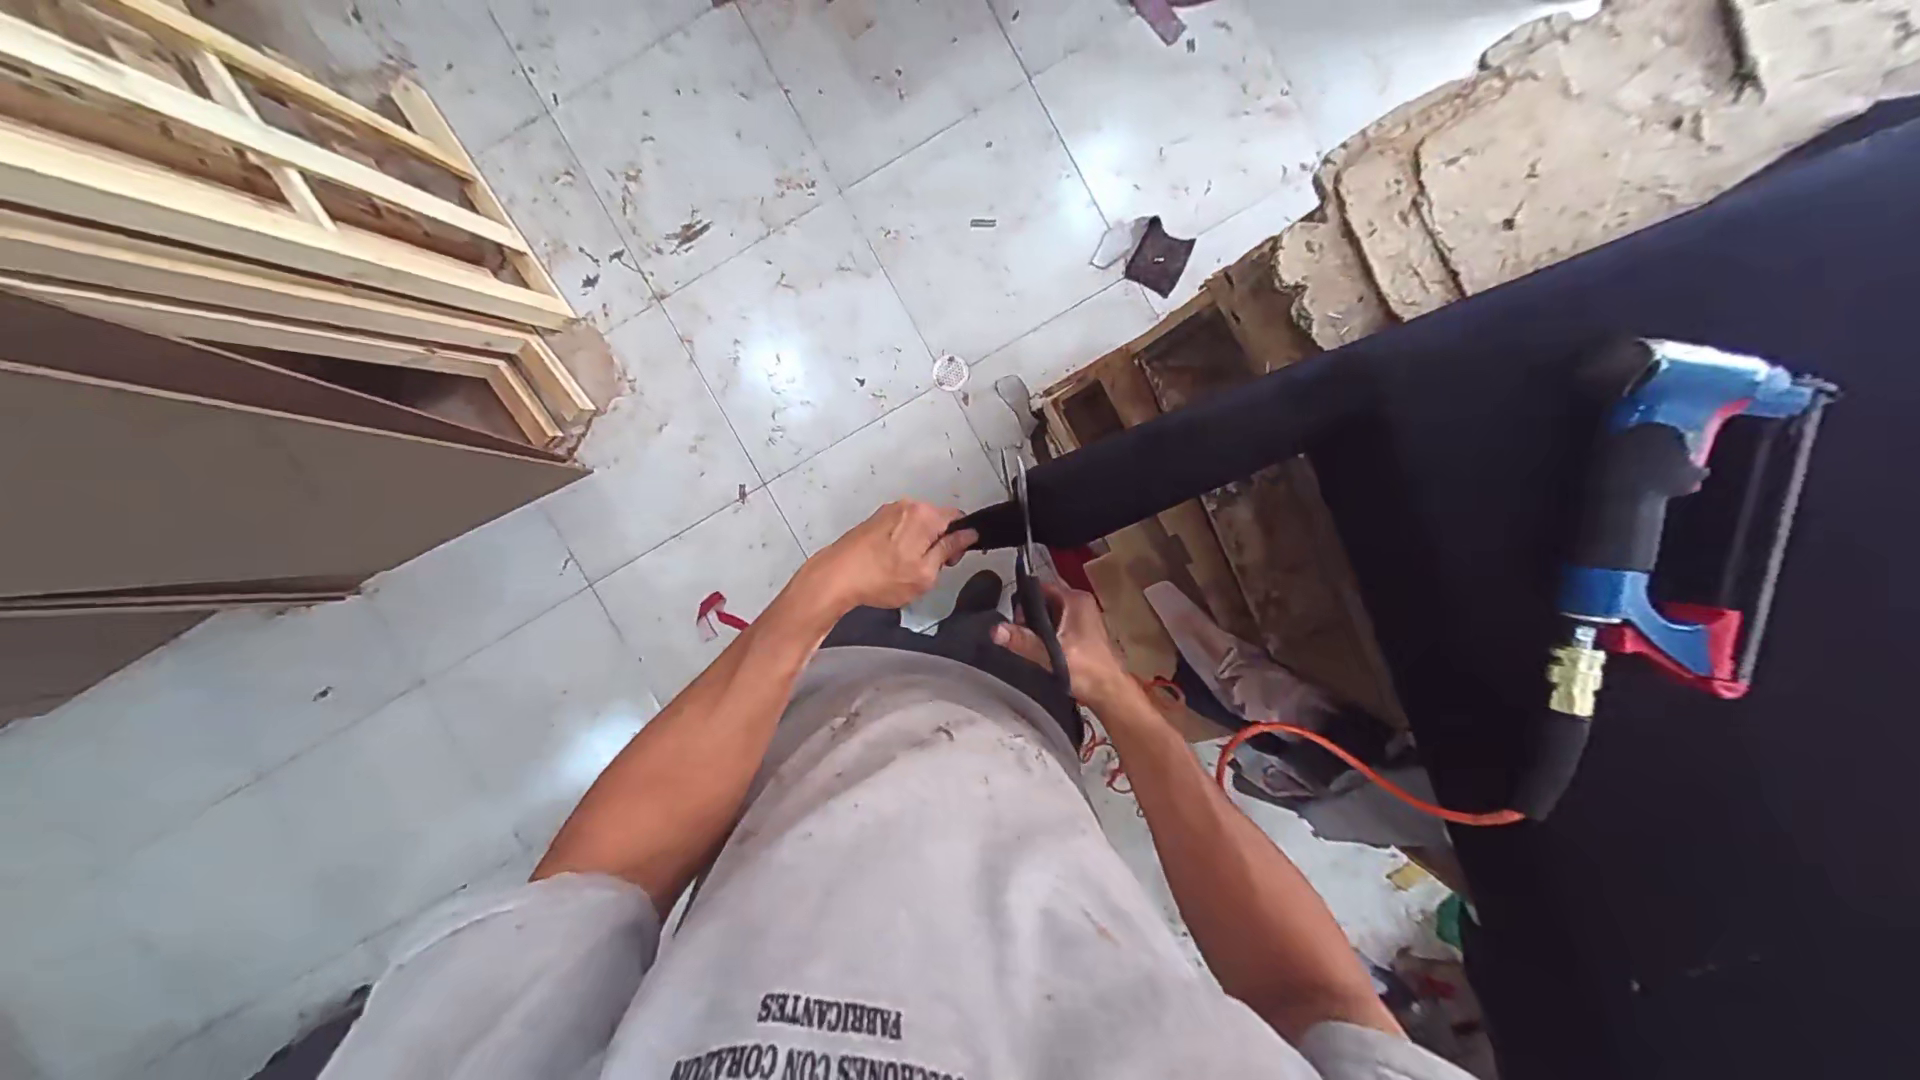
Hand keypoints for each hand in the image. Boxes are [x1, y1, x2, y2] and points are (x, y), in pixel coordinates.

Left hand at [796, 499, 976, 616]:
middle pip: (938, 521)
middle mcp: (908, 506)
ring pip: (919, 525)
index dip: (961, 541)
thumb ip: (950, 549)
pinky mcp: (875, 520)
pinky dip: (902, 544)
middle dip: (939, 543)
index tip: (952, 559)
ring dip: (919, 544)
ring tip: (905, 570)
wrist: (836, 577)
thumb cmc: (878, 577)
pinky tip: (891, 564)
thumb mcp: (926, 573)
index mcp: (925, 515)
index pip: (959, 518)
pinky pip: (900, 528)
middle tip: (927, 570)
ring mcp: (889, 511)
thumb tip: (967, 535)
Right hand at [991, 581, 1136, 710]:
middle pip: (1045, 599)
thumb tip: (995, 630)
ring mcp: (1084, 617)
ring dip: (1039, 626)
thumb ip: (1022, 640)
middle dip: (1030, 615)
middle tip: (1022, 635)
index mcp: (1076, 600)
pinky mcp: (1083, 631)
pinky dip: (1048, 633)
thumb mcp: (1050, 654)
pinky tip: (1044, 649)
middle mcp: (1081, 603)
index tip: (1015, 620)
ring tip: (1032, 644)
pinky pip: (1059, 624)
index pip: (1041, 586)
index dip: (1024, 600)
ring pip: (1051, 612)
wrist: (1110, 693)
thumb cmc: (1087, 671)